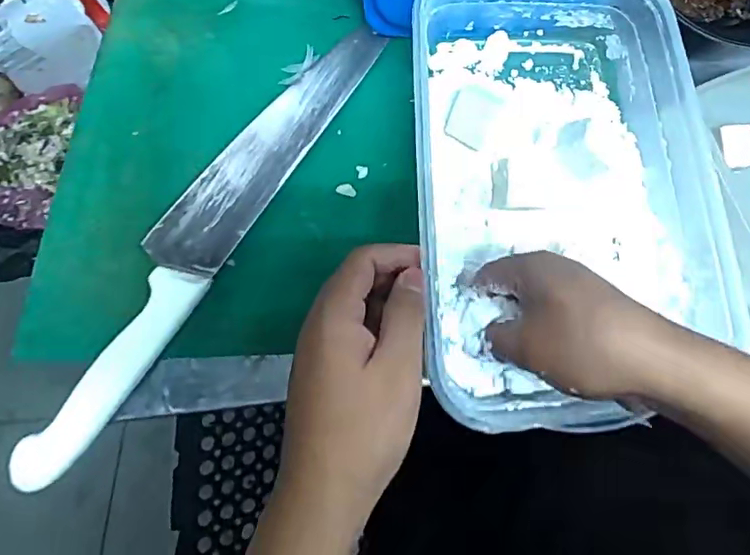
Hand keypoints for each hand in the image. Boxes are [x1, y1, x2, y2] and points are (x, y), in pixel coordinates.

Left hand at [270, 245, 424, 538]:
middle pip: (355, 278)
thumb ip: (406, 314)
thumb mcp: (398, 367)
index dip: (397, 254)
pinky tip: (401, 345)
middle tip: (433, 291)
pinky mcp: (320, 369)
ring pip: (353, 305)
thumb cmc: (365, 430)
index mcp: (332, 315)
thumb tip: (413, 274)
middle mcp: (317, 323)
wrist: (322, 495)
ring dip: (387, 302)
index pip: (362, 259)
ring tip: (424, 316)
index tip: (431, 266)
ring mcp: (316, 347)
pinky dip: (376, 324)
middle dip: (395, 275)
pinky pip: (349, 329)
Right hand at [476, 251, 682, 400]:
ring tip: (519, 348)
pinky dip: (546, 323)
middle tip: (488, 338)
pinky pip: (557, 306)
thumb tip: (489, 331)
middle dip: (497, 308)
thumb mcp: (526, 347)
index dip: (471, 295)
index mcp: (531, 265)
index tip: (462, 320)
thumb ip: (497, 337)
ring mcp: (577, 279)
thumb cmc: (580, 345)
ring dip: (523, 319)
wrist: (652, 357)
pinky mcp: (595, 299)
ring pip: (536, 296)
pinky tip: (551, 348)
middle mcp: (552, 263)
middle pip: (512, 282)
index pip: (487, 272)